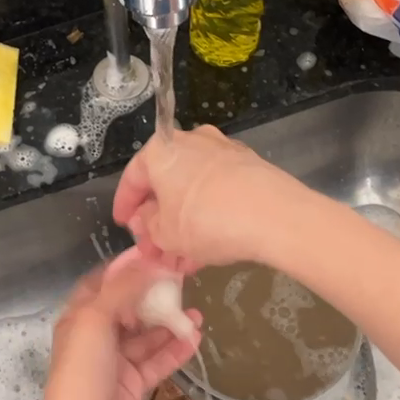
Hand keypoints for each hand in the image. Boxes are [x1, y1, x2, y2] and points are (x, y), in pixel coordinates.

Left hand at [34, 252, 202, 399]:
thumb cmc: (81, 371)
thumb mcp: (96, 320)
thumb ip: (123, 289)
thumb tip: (148, 261)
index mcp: (80, 315)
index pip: (104, 282)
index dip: (128, 268)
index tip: (157, 256)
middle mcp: (97, 334)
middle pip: (129, 307)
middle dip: (154, 296)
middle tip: (184, 283)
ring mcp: (116, 360)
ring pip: (146, 335)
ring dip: (169, 324)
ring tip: (198, 312)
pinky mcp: (133, 383)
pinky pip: (157, 361)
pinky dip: (174, 350)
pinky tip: (195, 338)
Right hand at [112, 124, 308, 269]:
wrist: (276, 215)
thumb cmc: (207, 221)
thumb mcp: (166, 235)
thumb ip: (148, 228)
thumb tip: (146, 222)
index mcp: (160, 150)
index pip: (133, 178)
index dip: (125, 206)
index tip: (123, 225)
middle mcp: (190, 141)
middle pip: (165, 183)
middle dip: (159, 220)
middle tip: (156, 248)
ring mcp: (222, 151)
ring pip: (192, 189)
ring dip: (184, 222)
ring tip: (184, 258)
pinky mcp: (249, 165)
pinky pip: (217, 190)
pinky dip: (208, 214)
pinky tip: (210, 246)